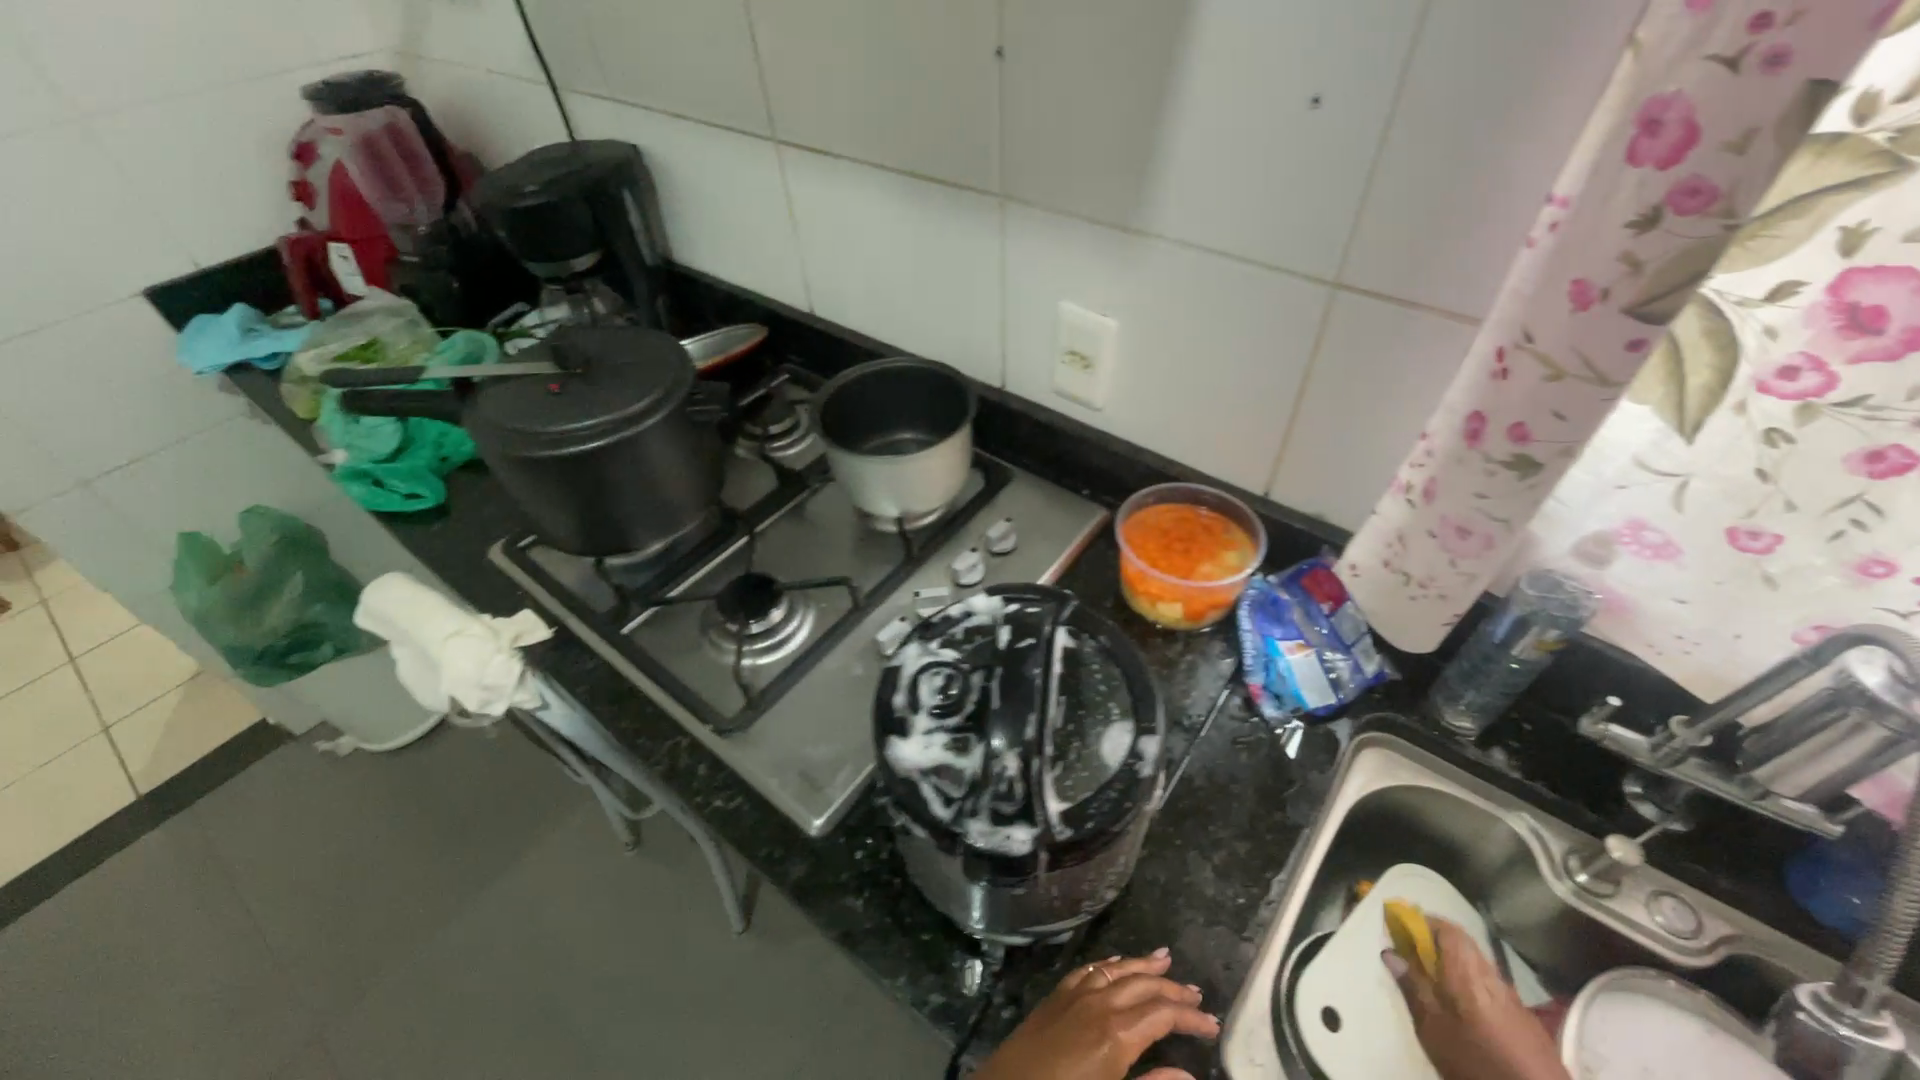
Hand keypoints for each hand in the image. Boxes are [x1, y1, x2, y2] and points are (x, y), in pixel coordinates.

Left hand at [972, 949, 1220, 1079]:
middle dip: (1173, 989)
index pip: (1164, 1015)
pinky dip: (1107, 964)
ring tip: (1165, 958)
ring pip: (1116, 970)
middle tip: (1197, 993)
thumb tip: (1189, 1075)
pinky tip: (1116, 962)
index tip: (1213, 1025)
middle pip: (1143, 986)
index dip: (1191, 1018)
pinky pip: (1086, 971)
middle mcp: (1098, 1004)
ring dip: (1142, 965)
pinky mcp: (1053, 998)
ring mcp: (1073, 996)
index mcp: (1117, 1034)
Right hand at [1383, 918, 1570, 1079]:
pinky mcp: (1524, 1018)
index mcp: (1469, 974)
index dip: (1424, 922)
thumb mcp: (1433, 1028)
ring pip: (1478, 965)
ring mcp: (1513, 998)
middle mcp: (1493, 978)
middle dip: (1436, 942)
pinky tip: (1462, 1008)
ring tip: (1431, 981)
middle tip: (1411, 954)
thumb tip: (1391, 953)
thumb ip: (1413, 988)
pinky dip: (1470, 982)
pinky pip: (1491, 985)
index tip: (1402, 928)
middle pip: (1464, 945)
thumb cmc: (1476, 1062)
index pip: (1448, 930)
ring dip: (1453, 963)